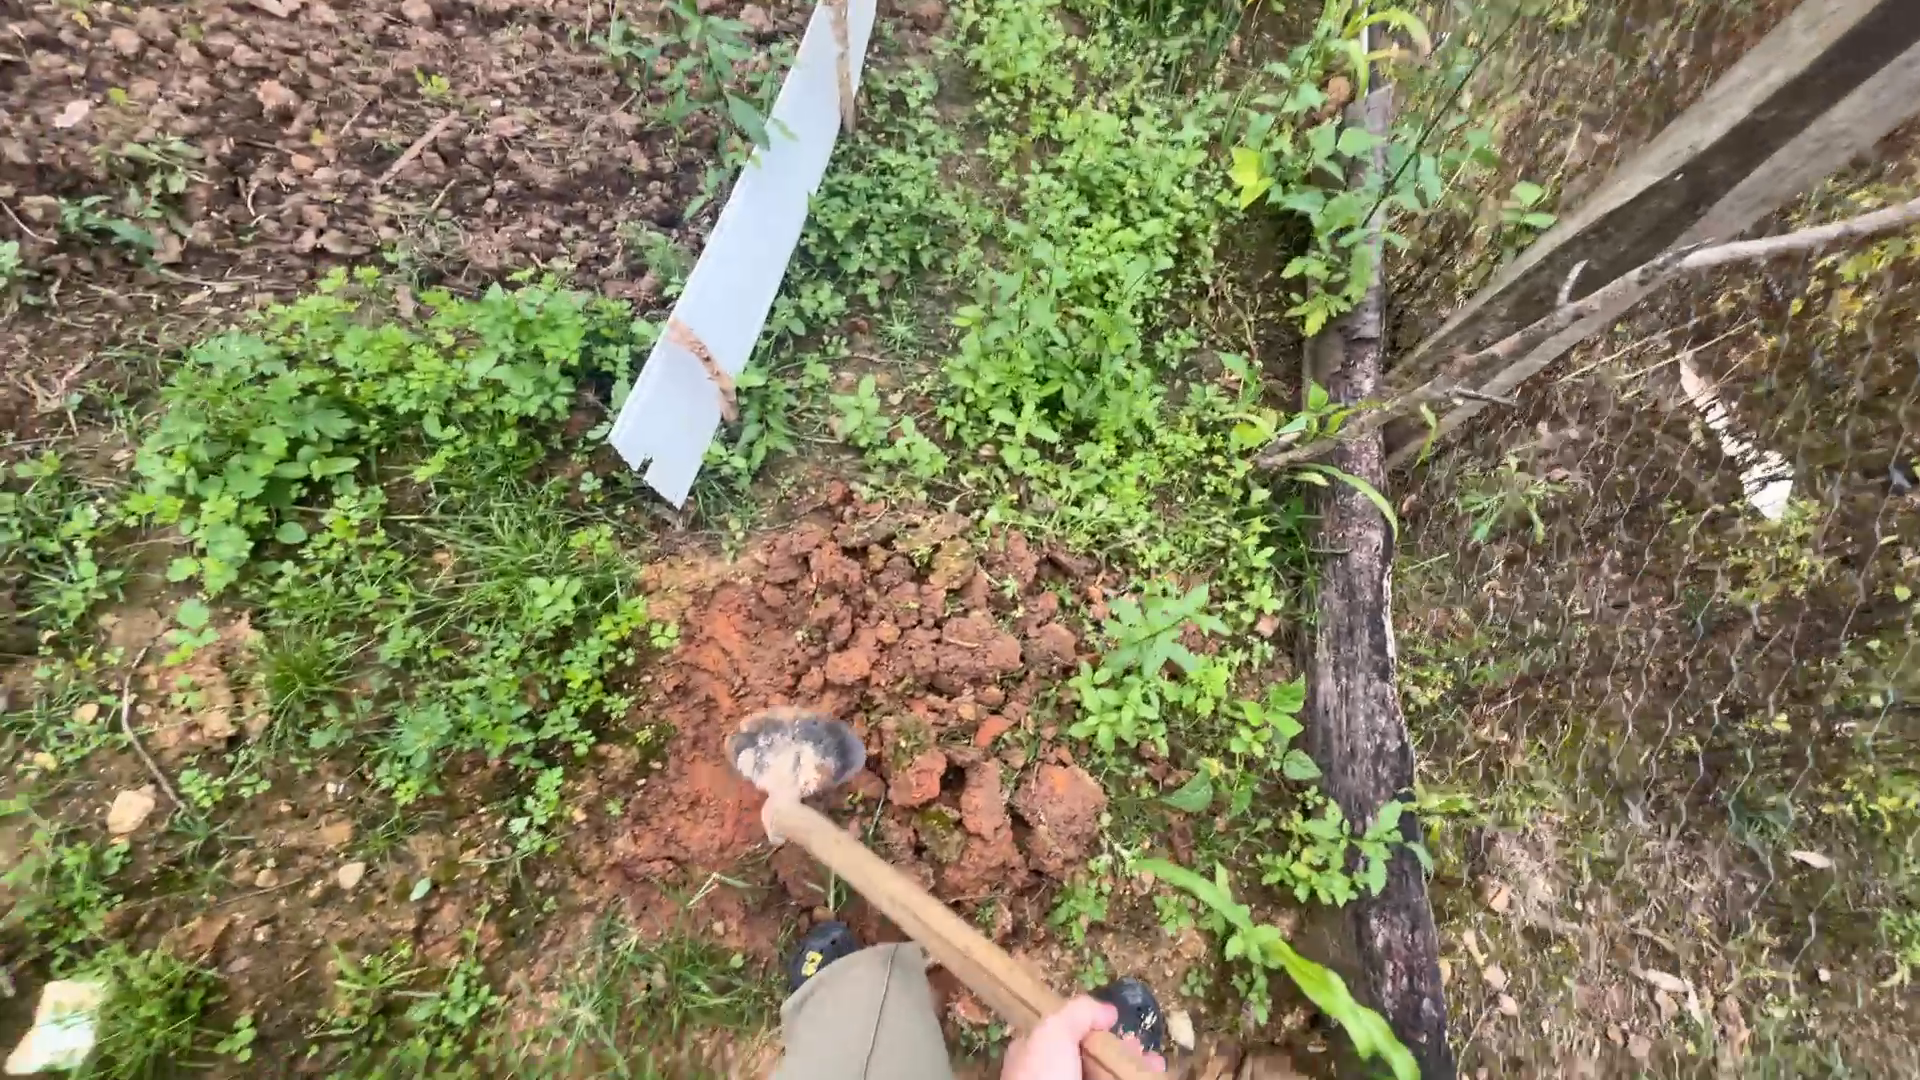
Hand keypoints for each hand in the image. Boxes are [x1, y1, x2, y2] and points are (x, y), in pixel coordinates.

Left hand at [1001, 996, 1165, 1079]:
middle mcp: (1055, 1077)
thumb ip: (1080, 1012)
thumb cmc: (1043, 1078)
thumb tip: (1109, 1010)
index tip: (1116, 1023)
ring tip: (1156, 1066)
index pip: (1065, 1032)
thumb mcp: (1054, 1031)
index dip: (1091, 1026)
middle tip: (1142, 1048)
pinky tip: (1152, 1077)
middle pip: (1091, 1060)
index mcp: (1035, 1053)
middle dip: (1119, 1052)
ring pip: (1107, 1078)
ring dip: (1131, 1071)